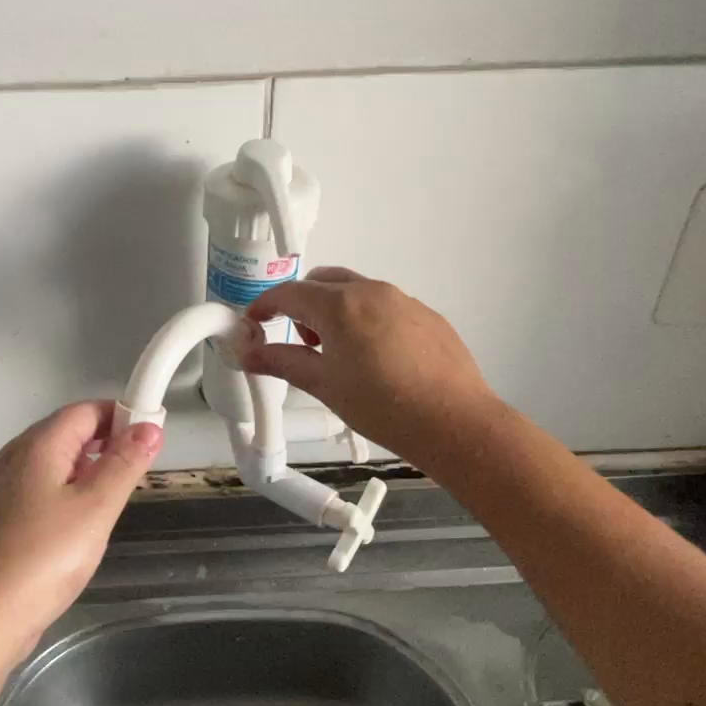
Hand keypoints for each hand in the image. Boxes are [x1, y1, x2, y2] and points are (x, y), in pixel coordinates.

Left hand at [0, 401, 162, 649]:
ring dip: (89, 469)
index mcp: (37, 446)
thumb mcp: (96, 508)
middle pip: (68, 432)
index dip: (122, 415)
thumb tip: (150, 427)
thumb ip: (124, 464)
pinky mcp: (2, 516)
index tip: (153, 436)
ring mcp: (3, 487)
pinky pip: (42, 487)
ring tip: (114, 499)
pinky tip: (81, 523)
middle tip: (138, 470)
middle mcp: (14, 457)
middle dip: (107, 442)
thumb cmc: (44, 559)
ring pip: (55, 461)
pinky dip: (68, 492)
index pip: (85, 410)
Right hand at [241, 266, 505, 470]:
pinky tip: (374, 359)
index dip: (266, 305)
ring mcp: (404, 300)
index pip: (290, 293)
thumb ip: (283, 362)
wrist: (454, 423)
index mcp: (340, 305)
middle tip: (298, 340)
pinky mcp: (427, 316)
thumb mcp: (324, 385)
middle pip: (323, 282)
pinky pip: (385, 306)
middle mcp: (372, 291)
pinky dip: (365, 319)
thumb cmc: (383, 406)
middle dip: (302, 304)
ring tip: (336, 353)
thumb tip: (251, 355)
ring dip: (335, 310)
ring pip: (356, 291)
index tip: (255, 322)